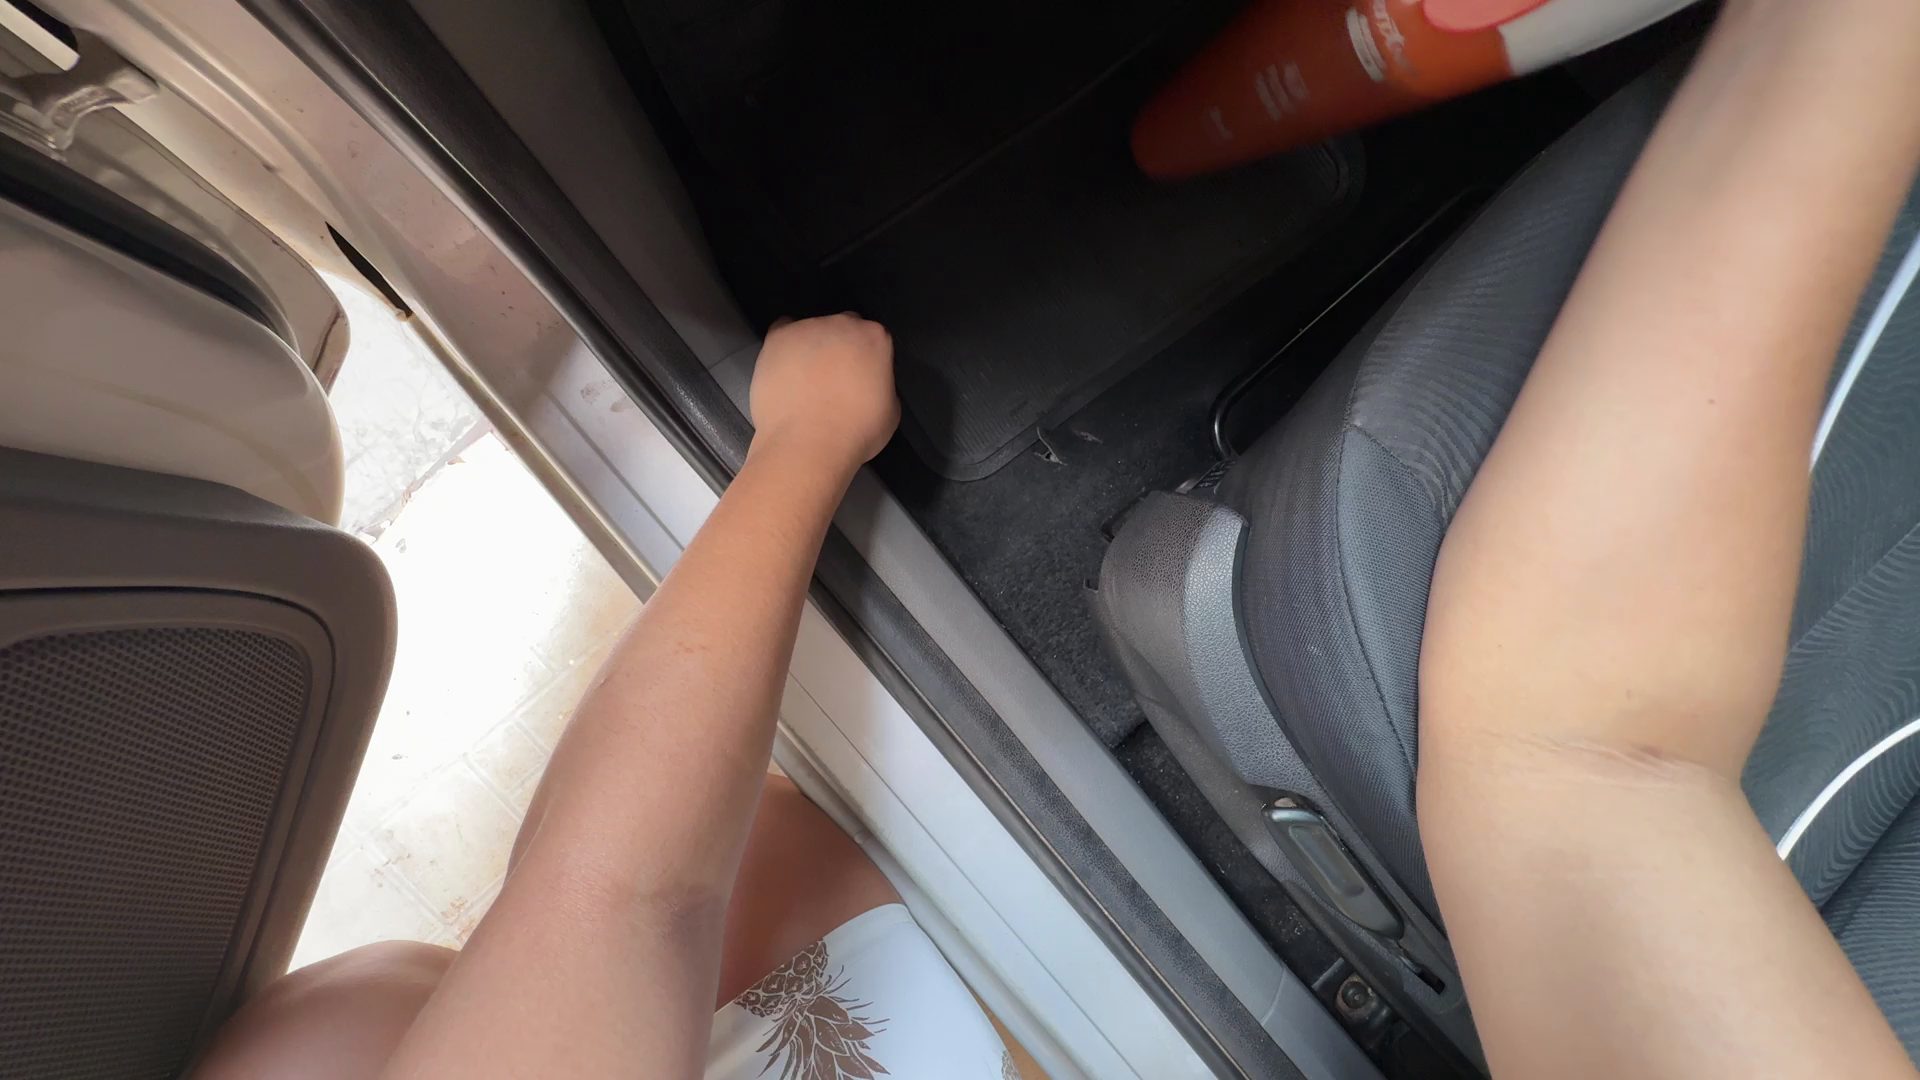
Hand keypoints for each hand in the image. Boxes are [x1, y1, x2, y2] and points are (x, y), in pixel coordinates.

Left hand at [748, 314, 899, 472]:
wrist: (808, 444)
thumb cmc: (855, 432)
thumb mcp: (891, 411)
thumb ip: (882, 383)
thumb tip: (870, 382)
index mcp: (875, 338)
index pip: (874, 337)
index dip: (867, 359)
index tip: (861, 377)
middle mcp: (842, 324)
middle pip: (843, 328)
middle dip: (841, 349)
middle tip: (835, 381)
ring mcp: (807, 328)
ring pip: (812, 331)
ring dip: (812, 349)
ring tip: (807, 383)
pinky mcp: (777, 338)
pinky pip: (783, 333)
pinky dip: (786, 348)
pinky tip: (788, 371)